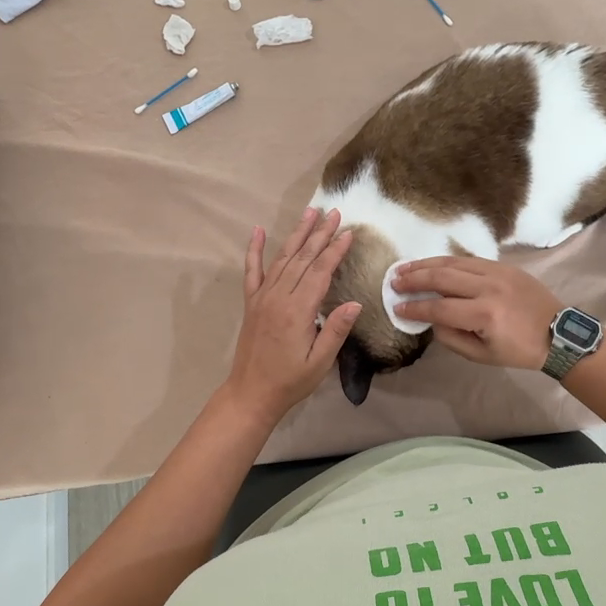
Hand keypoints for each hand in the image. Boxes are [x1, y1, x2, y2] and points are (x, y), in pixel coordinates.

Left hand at [220, 207, 360, 420]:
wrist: (251, 393)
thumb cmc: (291, 381)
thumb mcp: (320, 362)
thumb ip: (335, 330)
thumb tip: (355, 303)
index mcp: (298, 311)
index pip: (320, 272)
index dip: (335, 251)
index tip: (348, 233)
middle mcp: (278, 297)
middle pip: (302, 258)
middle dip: (320, 234)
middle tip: (334, 213)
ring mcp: (262, 297)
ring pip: (282, 258)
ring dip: (297, 234)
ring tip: (310, 213)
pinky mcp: (251, 303)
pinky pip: (252, 271)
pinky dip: (254, 249)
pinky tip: (258, 231)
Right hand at [392, 257, 562, 369]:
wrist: (557, 334)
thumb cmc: (519, 350)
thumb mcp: (482, 355)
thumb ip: (451, 337)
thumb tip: (431, 320)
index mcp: (485, 314)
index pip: (439, 308)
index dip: (415, 308)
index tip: (397, 307)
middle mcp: (489, 288)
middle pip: (442, 278)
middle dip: (414, 279)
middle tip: (393, 281)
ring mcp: (497, 272)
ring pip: (453, 263)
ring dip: (426, 265)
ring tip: (405, 268)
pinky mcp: (503, 266)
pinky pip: (468, 260)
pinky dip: (446, 262)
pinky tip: (431, 265)